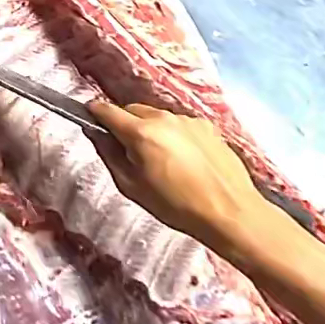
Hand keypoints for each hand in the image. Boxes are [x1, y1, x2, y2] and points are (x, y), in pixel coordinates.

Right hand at [87, 101, 267, 249]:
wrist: (232, 214)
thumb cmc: (177, 206)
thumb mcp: (131, 186)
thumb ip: (108, 155)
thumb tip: (95, 133)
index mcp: (140, 133)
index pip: (106, 110)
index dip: (94, 113)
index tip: (91, 119)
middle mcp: (163, 118)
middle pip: (131, 110)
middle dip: (125, 124)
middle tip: (130, 151)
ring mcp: (187, 120)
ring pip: (156, 116)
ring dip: (150, 129)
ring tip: (161, 158)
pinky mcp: (207, 126)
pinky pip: (179, 124)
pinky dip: (173, 134)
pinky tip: (184, 159)